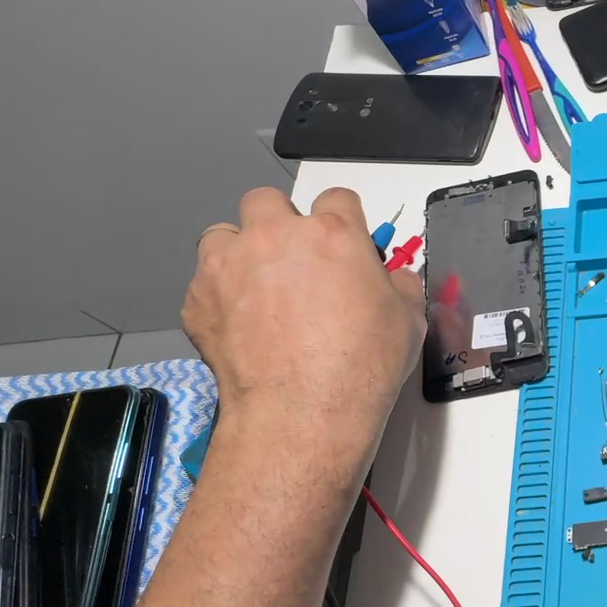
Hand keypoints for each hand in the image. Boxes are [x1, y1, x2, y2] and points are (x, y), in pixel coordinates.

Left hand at [186, 188, 424, 471]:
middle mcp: (276, 236)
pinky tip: (246, 326)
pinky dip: (224, 294)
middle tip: (299, 262)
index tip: (349, 244)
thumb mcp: (409, 321)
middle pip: (268, 200)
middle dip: (282, 223)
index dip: (347, 220)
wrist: (305, 408)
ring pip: (225, 234)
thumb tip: (393, 278)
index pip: (338, 198)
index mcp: (334, 235)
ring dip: (243, 252)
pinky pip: (206, 280)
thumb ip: (401, 286)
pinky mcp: (197, 296)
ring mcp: (228, 263)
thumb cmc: (365, 364)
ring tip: (262, 290)